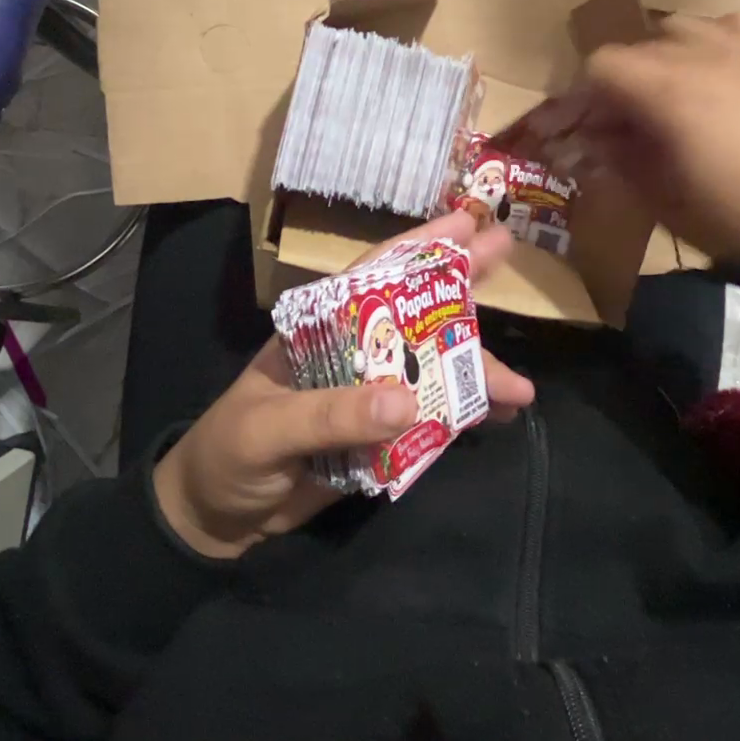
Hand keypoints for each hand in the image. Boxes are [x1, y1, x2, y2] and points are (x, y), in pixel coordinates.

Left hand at [152, 210, 534, 558]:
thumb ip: (332, 414)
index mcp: (320, 332)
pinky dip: (464, 416)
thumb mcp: (269, 429)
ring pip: (432, 370)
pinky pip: (431, 418)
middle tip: (508, 252)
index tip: (467, 222)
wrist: (217, 519)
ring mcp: (369, 394)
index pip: (373, 277)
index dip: (419, 247)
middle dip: (463, 286)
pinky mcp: (380, 436)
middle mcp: (353, 354)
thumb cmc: (229, 455)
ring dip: (474, 373)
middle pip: (415, 314)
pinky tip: (498, 417)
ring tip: (522, 390)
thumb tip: (407, 399)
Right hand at [501, 15, 739, 262]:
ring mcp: (739, 47)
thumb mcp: (661, 198)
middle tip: (615, 125)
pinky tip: (706, 73)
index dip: (580, 97)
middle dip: (614, 83)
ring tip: (659, 99)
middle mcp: (700, 54)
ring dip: (654, 60)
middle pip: (632, 47)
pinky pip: (722, 27)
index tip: (579, 128)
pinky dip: (703, 45)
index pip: (599, 66)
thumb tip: (590, 138)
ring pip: (674, 29)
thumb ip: (618, 157)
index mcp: (668, 91)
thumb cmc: (736, 216)